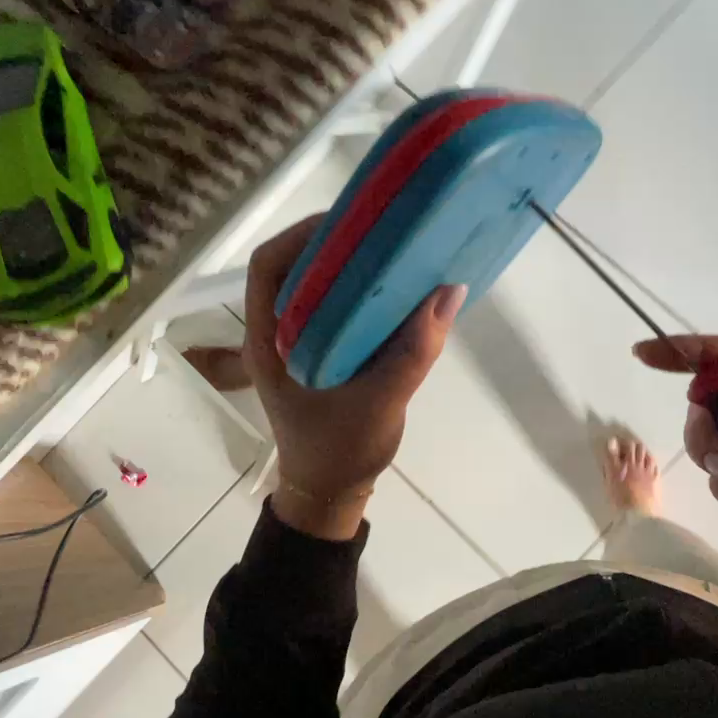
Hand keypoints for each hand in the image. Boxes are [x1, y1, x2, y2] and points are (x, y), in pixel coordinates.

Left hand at [244, 217, 466, 539]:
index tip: (351, 222)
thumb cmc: (339, 453)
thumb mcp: (378, 405)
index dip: (303, 235)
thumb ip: (411, 353)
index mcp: (268, 341)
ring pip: (317, 287)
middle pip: (295, 268)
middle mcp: (277, 333)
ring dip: (351, 266)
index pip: (269, 267)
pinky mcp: (322, 353)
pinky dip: (363, 294)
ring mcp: (298, 343)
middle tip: (385, 229)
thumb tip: (449, 291)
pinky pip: (337, 310)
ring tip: (395, 249)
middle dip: (337, 243)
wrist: (331, 495)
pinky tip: (398, 289)